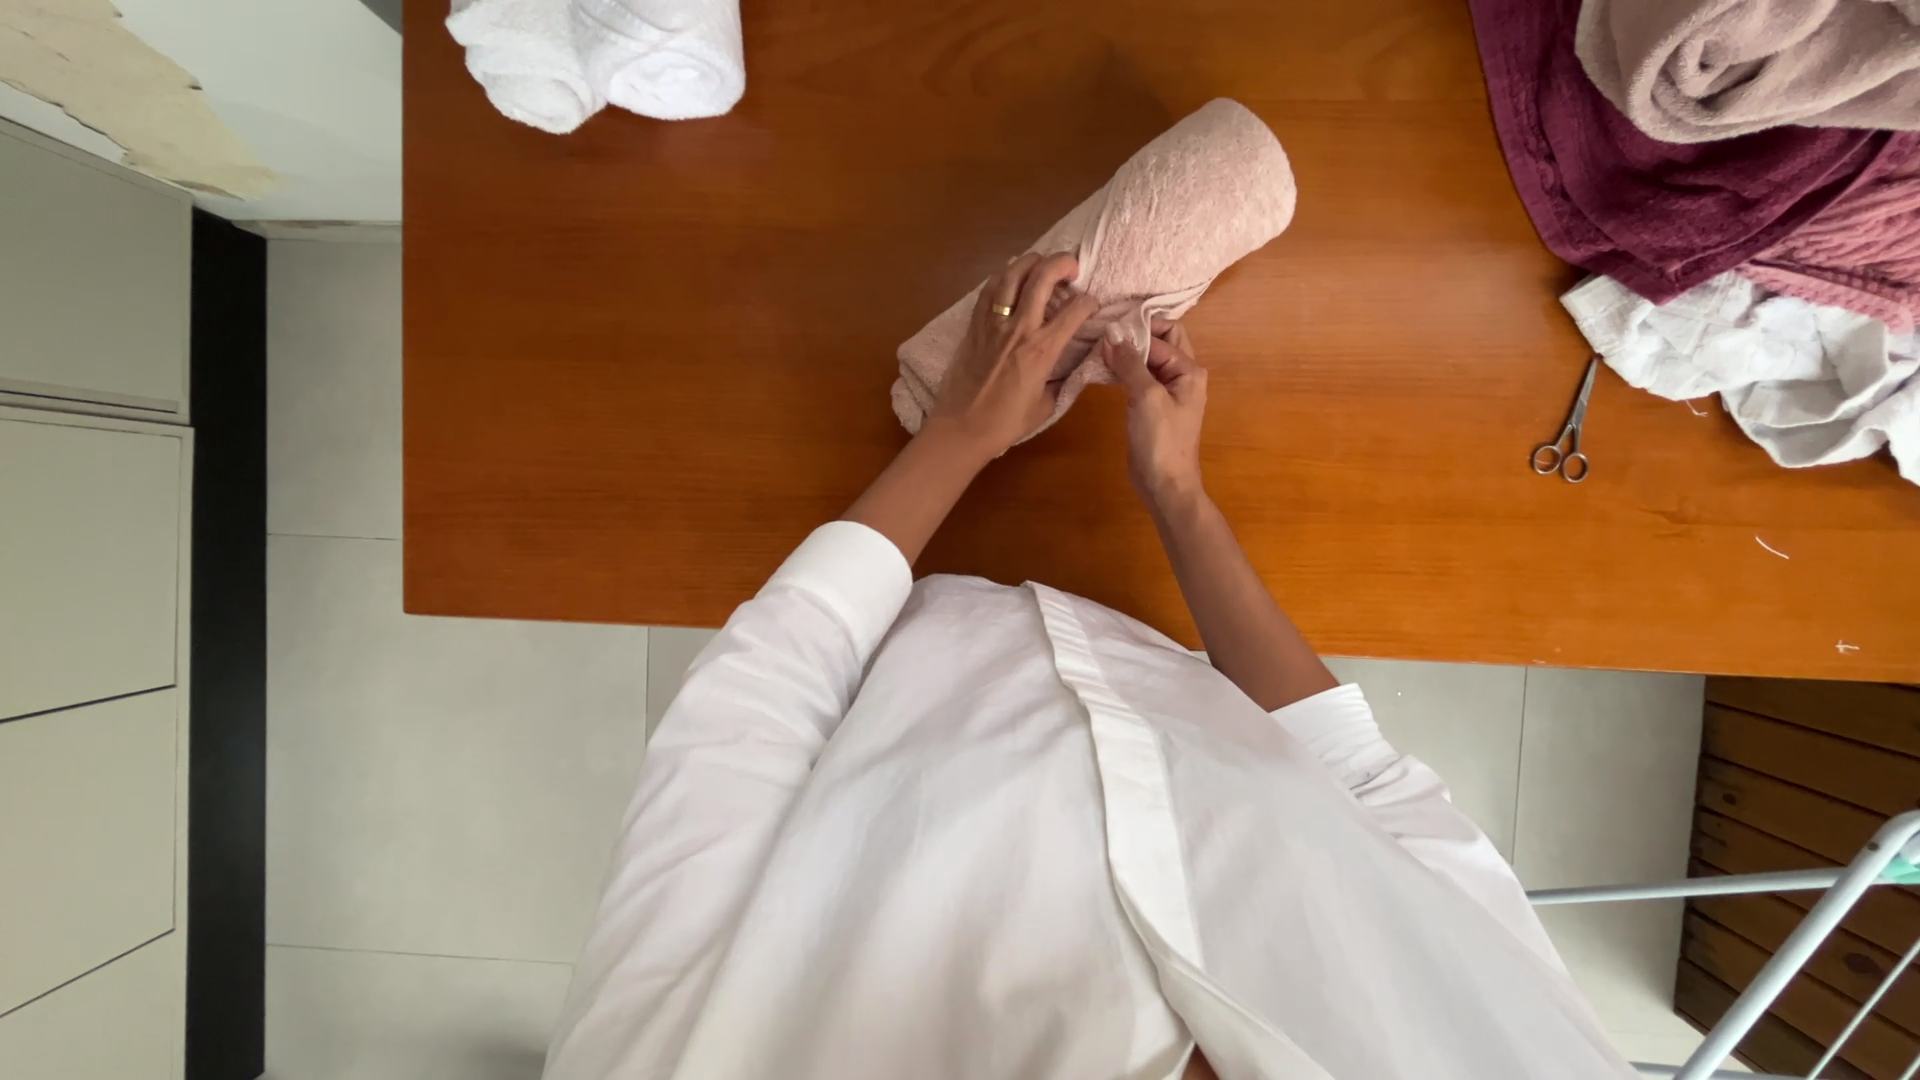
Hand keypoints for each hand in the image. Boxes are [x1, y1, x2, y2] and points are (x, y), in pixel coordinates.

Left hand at [925, 252, 1100, 457]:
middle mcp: (1019, 328)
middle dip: (1063, 262)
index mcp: (1042, 350)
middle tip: (1072, 268)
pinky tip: (1011, 279)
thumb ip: (1061, 381)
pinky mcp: (974, 325)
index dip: (1090, 302)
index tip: (1091, 305)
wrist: (962, 428)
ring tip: (1041, 265)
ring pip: (1012, 273)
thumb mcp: (1046, 406)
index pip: (1075, 311)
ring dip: (1031, 261)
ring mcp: (993, 323)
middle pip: (1042, 276)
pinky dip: (1004, 276)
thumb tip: (1071, 367)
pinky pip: (989, 289)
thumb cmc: (1005, 424)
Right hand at [1103, 317, 1207, 507]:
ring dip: (1128, 353)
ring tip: (1101, 350)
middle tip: (1107, 336)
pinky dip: (1125, 370)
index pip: (1162, 336)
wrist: (1164, 483)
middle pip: (1161, 341)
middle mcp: (1182, 375)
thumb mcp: (1146, 396)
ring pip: (1149, 360)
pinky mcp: (1153, 405)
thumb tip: (1112, 333)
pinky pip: (1140, 377)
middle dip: (1136, 335)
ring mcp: (1167, 391)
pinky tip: (1106, 370)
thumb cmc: (1160, 440)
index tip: (1105, 331)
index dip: (1134, 331)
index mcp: (1189, 370)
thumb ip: (1130, 363)